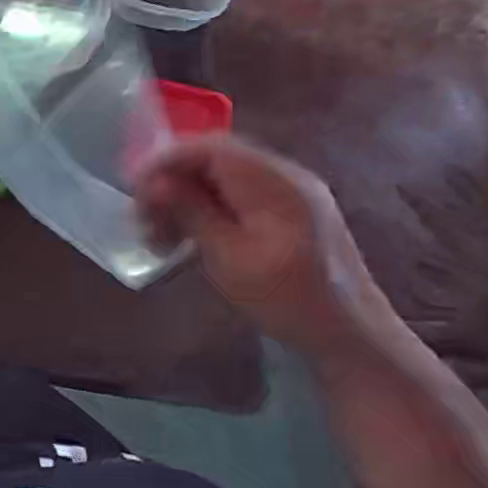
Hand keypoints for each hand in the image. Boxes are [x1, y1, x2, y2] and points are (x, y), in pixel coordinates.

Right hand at [137, 136, 397, 359]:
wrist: (353, 339)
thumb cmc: (288, 301)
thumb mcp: (229, 258)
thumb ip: (191, 211)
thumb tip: (153, 181)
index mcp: (275, 183)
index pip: (208, 147)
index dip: (164, 160)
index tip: (134, 188)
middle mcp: (284, 176)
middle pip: (211, 158)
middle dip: (170, 181)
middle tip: (141, 215)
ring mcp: (288, 192)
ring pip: (219, 176)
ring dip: (183, 197)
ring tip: (158, 232)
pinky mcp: (286, 211)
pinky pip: (234, 193)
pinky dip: (204, 208)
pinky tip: (187, 235)